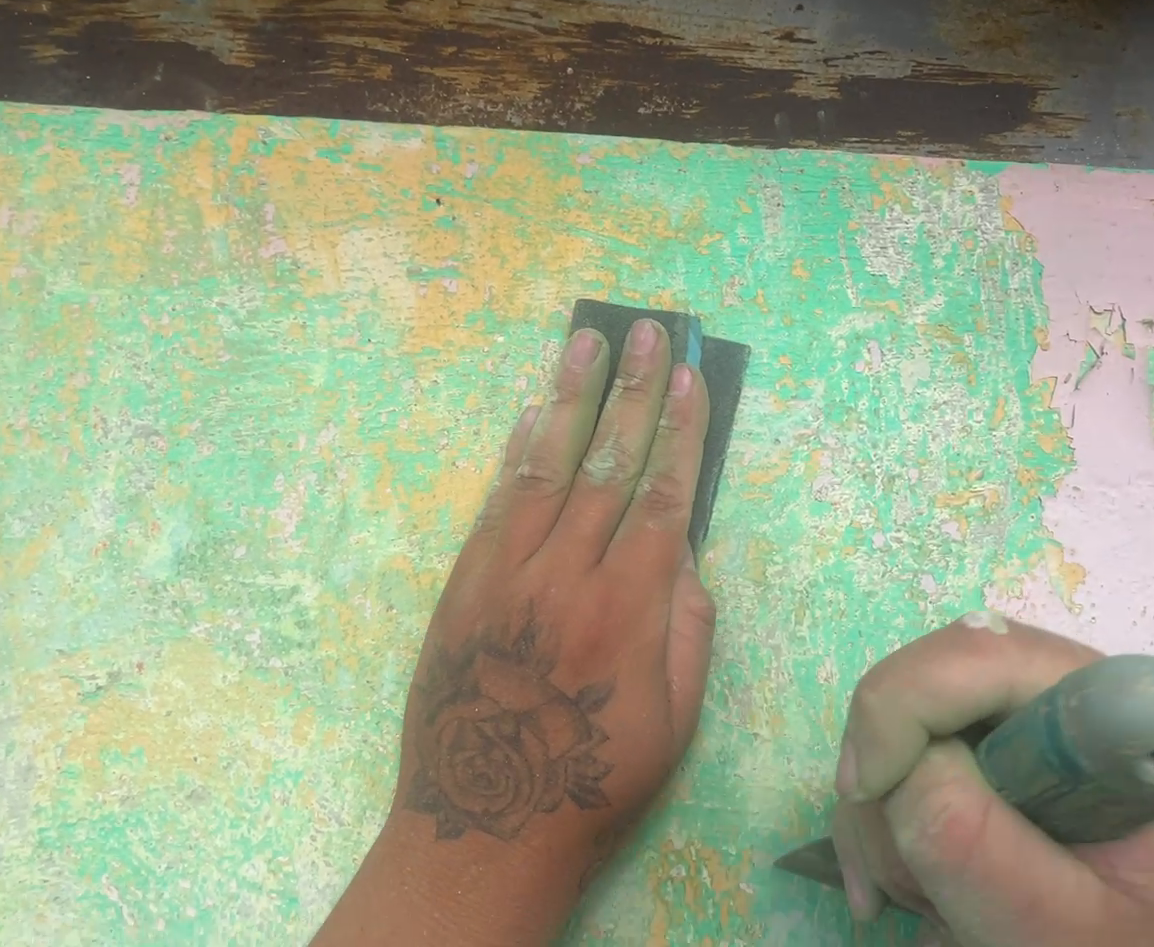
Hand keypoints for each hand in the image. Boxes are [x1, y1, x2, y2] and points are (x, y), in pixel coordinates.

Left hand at [314, 320, 716, 945]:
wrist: (482, 820)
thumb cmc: (595, 778)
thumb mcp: (675, 720)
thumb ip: (689, 628)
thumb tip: (683, 553)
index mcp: (630, 608)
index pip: (663, 497)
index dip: (679, 433)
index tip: (688, 379)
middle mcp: (569, 574)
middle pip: (608, 465)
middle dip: (633, 392)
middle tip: (647, 333)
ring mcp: (508, 572)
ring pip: (547, 467)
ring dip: (571, 399)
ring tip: (588, 343)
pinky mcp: (465, 581)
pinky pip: (497, 502)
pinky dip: (519, 451)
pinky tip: (534, 410)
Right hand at [830, 614, 1153, 946]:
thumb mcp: (1058, 929)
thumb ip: (972, 840)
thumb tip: (893, 764)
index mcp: (1116, 717)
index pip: (983, 654)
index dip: (905, 704)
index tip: (866, 792)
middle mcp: (1071, 694)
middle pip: (933, 680)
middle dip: (889, 771)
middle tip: (893, 880)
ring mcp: (1032, 720)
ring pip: (908, 716)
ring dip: (883, 811)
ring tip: (918, 904)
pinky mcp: (1002, 748)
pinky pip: (910, 752)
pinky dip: (884, 817)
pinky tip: (903, 888)